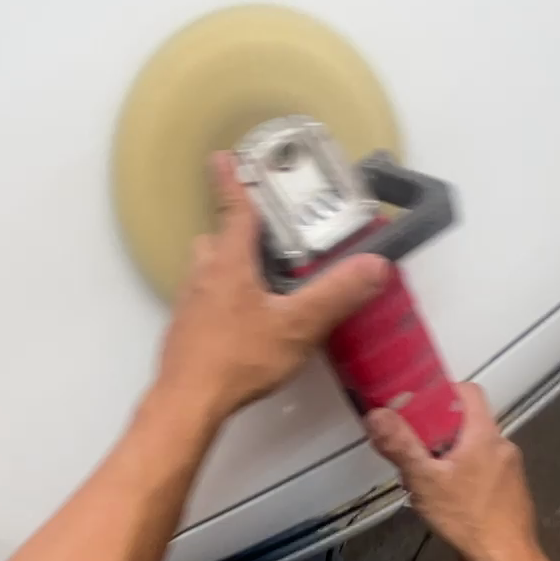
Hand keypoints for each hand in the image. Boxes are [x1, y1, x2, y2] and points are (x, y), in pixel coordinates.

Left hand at [154, 152, 389, 418]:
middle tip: (259, 238)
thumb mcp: (296, 327)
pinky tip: (239, 327)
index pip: (234, 211)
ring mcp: (188, 307)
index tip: (222, 157)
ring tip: (257, 285)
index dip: (233, 182)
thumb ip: (335, 295)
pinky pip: (202, 305)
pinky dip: (219, 303)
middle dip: (233, 233)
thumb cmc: (237, 359)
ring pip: (206, 273)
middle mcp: (202, 278)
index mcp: (229, 264)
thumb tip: (375, 266)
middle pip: (215, 242)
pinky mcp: (184, 334)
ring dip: (226, 269)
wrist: (188, 402)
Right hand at [365, 383, 541, 560]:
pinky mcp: (509, 491)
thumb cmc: (467, 517)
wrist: (505, 560)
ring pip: (473, 449)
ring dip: (448, 458)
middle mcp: (502, 445)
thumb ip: (400, 445)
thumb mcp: (424, 480)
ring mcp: (509, 469)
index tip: (417, 406)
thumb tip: (376, 414)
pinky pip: (481, 471)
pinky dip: (462, 476)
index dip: (442, 392)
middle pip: (467, 422)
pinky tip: (445, 500)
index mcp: (484, 434)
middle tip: (411, 449)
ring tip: (423, 479)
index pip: (468, 391)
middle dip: (436, 432)